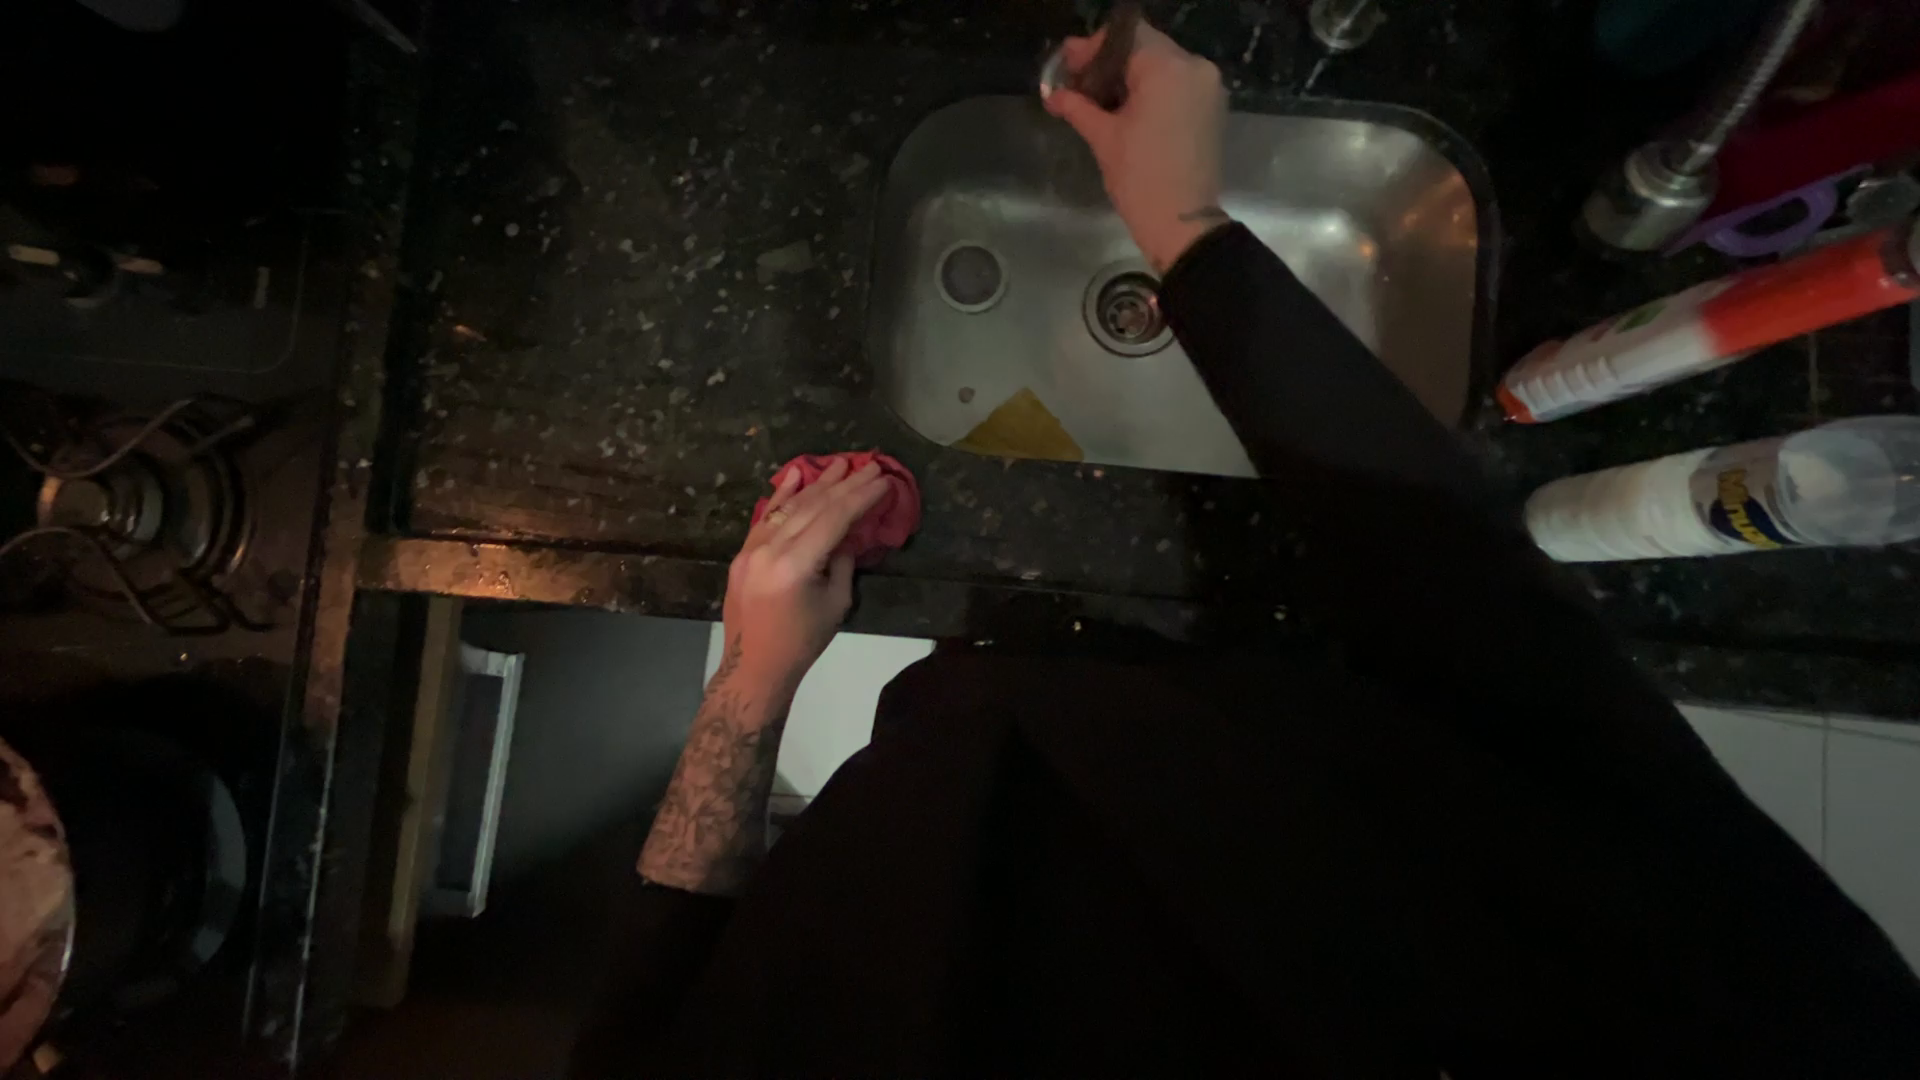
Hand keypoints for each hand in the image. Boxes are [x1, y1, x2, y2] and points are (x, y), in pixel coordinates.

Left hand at [719, 458, 888, 698]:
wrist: (754, 666)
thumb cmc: (802, 642)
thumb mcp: (835, 603)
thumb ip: (841, 563)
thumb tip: (845, 536)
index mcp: (795, 565)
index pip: (833, 519)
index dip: (860, 497)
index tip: (882, 480)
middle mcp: (770, 549)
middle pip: (813, 507)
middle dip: (845, 484)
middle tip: (870, 465)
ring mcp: (752, 549)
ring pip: (790, 507)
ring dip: (817, 484)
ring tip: (841, 464)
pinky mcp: (743, 553)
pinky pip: (766, 517)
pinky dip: (782, 495)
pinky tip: (796, 474)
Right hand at [1044, 19, 1228, 273]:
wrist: (1182, 224)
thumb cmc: (1140, 181)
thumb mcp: (1104, 140)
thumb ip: (1079, 108)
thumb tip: (1054, 95)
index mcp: (1167, 68)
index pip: (1126, 36)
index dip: (1093, 48)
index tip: (1068, 65)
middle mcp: (1194, 67)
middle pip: (1146, 49)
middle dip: (1111, 64)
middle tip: (1079, 84)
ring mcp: (1208, 88)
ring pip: (1162, 68)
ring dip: (1131, 80)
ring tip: (1101, 103)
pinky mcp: (1211, 109)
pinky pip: (1177, 87)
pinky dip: (1153, 94)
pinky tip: (1129, 114)